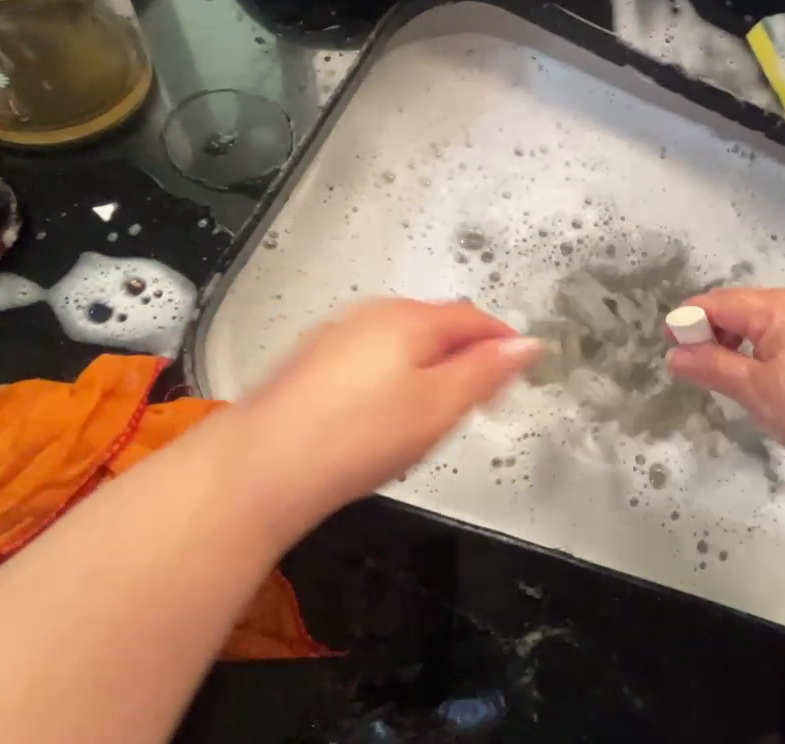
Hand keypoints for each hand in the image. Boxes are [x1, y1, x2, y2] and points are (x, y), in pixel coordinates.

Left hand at [234, 299, 541, 521]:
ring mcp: (339, 334)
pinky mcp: (315, 361)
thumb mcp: (440, 407)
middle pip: (440, 326)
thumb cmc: (355, 439)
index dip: (505, 345)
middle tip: (477, 404)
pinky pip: (374, 358)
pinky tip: (383, 419)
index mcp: (411, 318)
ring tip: (429, 418)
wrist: (259, 470)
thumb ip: (487, 371)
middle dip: (467, 358)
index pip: (477, 319)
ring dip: (431, 369)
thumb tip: (525, 345)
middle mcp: (373, 314)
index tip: (518, 375)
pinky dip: (394, 378)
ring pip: (406, 343)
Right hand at [665, 288, 784, 491]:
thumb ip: (711, 366)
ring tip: (726, 373)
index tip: (668, 343)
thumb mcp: (754, 390)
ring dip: (738, 339)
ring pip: (764, 320)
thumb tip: (674, 355)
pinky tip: (760, 375)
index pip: (722, 302)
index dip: (691, 319)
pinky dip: (763, 346)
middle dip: (715, 330)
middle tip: (695, 364)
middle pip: (743, 306)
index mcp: (782, 306)